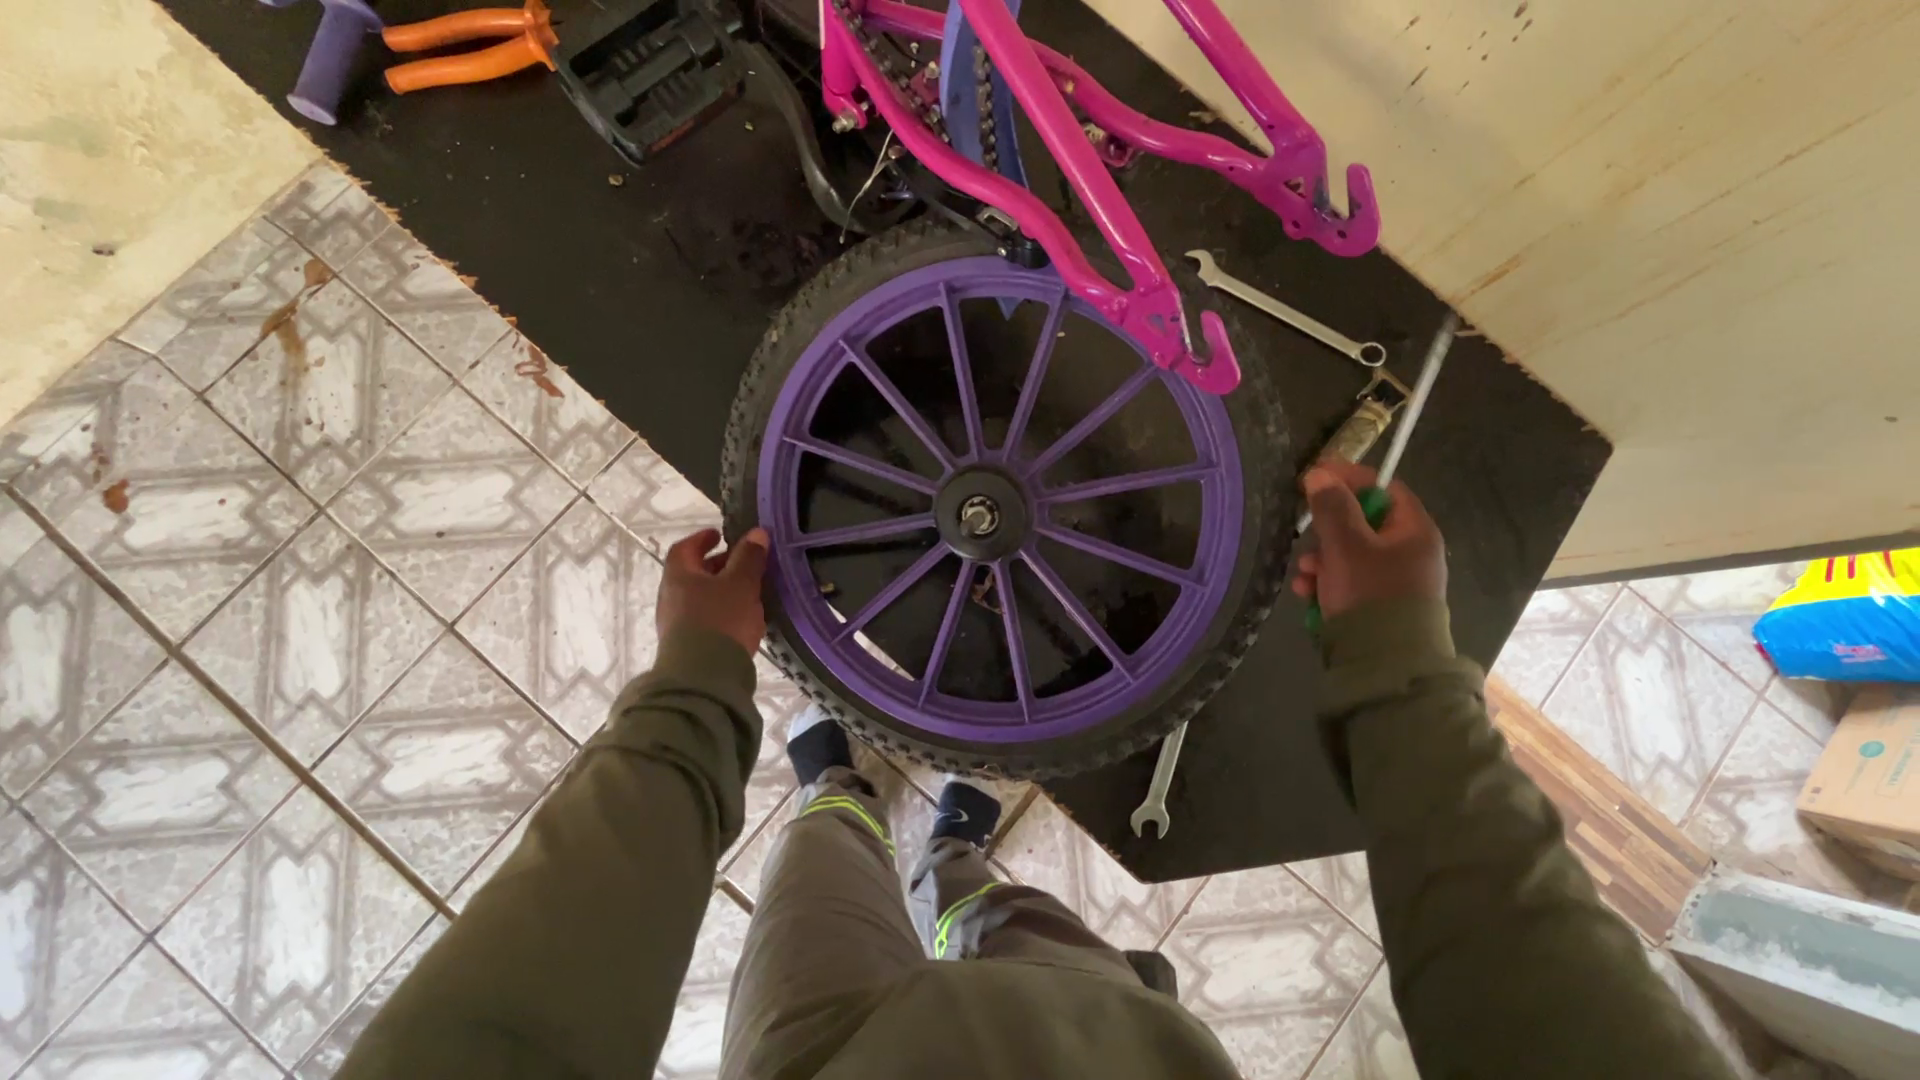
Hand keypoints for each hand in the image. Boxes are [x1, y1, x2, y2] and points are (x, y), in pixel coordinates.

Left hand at [657, 527, 770, 654]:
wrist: (702, 677)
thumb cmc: (720, 620)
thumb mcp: (741, 584)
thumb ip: (749, 558)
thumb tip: (757, 533)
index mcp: (679, 575)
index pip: (685, 548)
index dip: (702, 539)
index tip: (720, 535)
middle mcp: (671, 596)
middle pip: (692, 574)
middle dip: (716, 566)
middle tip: (741, 563)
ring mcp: (675, 623)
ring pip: (699, 598)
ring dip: (720, 591)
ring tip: (747, 592)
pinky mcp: (685, 646)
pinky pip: (703, 620)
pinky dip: (720, 613)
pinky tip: (741, 621)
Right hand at [1291, 461, 1445, 619]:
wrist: (1385, 663)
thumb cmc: (1371, 594)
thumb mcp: (1346, 546)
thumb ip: (1332, 507)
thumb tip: (1319, 474)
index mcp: (1413, 531)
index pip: (1384, 488)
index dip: (1350, 478)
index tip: (1315, 477)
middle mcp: (1409, 552)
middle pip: (1361, 522)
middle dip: (1328, 530)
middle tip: (1307, 536)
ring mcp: (1394, 580)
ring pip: (1349, 554)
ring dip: (1321, 560)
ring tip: (1306, 574)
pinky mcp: (1377, 604)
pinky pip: (1347, 581)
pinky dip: (1326, 582)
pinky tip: (1308, 593)